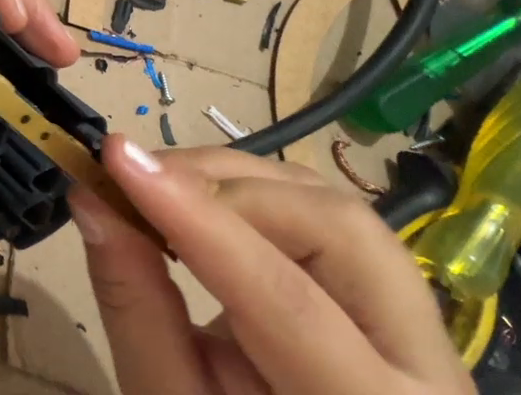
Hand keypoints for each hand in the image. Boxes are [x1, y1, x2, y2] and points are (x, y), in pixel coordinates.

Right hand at [69, 140, 473, 393]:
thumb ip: (135, 308)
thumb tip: (91, 201)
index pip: (285, 298)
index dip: (195, 216)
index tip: (117, 155)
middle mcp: (429, 366)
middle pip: (338, 226)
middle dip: (222, 185)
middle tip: (133, 180)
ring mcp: (422, 327)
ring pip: (332, 205)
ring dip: (229, 179)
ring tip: (152, 190)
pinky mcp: (391, 298)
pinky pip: (321, 216)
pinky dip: (243, 191)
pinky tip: (191, 206)